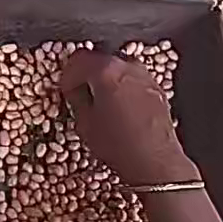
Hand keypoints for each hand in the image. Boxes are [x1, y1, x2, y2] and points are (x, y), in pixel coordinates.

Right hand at [56, 50, 196, 185]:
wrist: (154, 161)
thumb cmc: (120, 146)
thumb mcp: (85, 124)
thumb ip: (76, 100)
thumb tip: (75, 92)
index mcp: (106, 70)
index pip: (78, 60)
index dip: (67, 76)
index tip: (65, 89)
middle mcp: (128, 67)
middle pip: (100, 61)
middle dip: (88, 77)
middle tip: (79, 96)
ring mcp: (145, 78)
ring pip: (119, 71)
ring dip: (107, 83)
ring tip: (100, 106)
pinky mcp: (157, 91)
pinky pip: (134, 83)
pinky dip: (124, 91)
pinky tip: (119, 111)